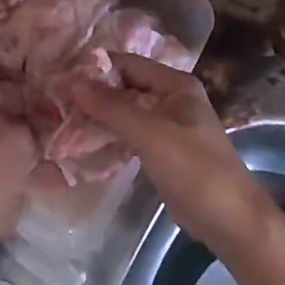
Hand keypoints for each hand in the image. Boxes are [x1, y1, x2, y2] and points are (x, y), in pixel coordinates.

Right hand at [73, 53, 277, 253]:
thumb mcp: (151, 134)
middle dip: (93, 93)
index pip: (128, 64)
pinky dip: (107, 135)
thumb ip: (112, 107)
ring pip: (124, 112)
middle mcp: (170, 99)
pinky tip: (81, 142)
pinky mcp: (160, 150)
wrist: (229, 220)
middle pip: (124, 87)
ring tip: (62, 120)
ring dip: (97, 116)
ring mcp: (165, 126)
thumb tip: (73, 82)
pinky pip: (127, 134)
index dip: (96, 68)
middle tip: (55, 101)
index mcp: (175, 85)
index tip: (62, 77)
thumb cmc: (195, 169)